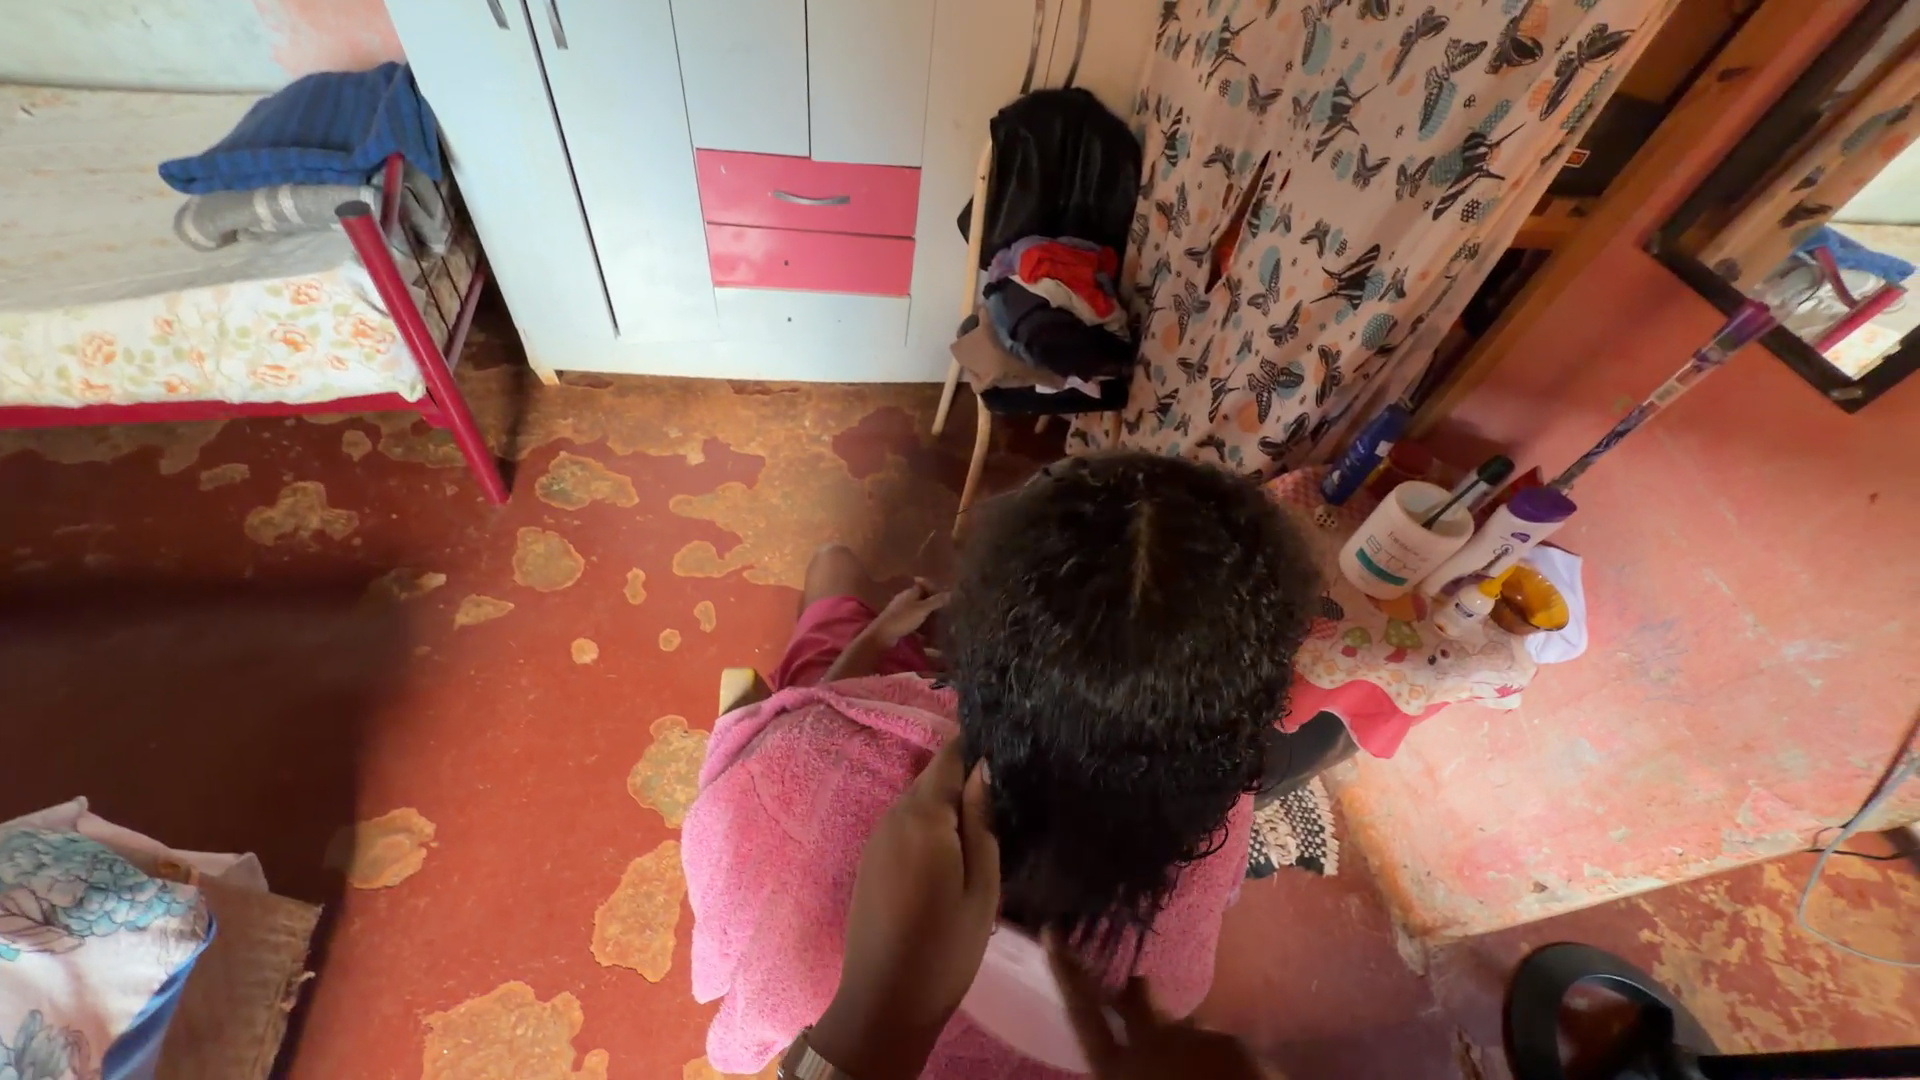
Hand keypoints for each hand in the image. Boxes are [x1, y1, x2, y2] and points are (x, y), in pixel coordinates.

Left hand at [811, 740, 998, 1079]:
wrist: (883, 1002)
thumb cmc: (945, 946)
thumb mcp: (982, 885)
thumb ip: (982, 820)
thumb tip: (985, 765)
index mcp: (922, 815)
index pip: (949, 755)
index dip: (976, 742)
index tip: (1007, 739)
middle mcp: (893, 814)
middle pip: (933, 775)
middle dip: (965, 772)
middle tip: (1005, 784)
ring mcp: (877, 835)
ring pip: (919, 798)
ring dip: (947, 799)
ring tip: (985, 812)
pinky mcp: (871, 856)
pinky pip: (905, 821)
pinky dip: (929, 820)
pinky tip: (952, 844)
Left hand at [868, 578, 949, 646]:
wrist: (882, 634)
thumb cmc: (903, 618)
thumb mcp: (922, 609)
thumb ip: (936, 601)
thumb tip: (950, 593)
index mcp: (910, 592)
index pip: (923, 585)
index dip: (934, 588)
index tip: (945, 595)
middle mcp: (904, 599)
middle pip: (921, 598)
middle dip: (932, 603)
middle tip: (945, 610)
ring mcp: (900, 610)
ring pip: (917, 610)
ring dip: (927, 615)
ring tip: (938, 622)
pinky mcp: (898, 622)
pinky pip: (912, 620)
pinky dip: (920, 624)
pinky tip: (927, 632)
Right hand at [1047, 932, 1267, 1079]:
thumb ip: (1117, 1072)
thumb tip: (1110, 1063)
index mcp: (1118, 1070)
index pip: (1083, 1011)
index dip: (1066, 971)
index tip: (1052, 931)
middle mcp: (1154, 1042)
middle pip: (1138, 996)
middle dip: (1134, 991)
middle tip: (1133, 989)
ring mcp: (1198, 1040)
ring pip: (1186, 1028)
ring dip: (1186, 1045)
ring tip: (1195, 1075)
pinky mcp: (1238, 1048)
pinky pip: (1222, 1050)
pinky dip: (1221, 1066)